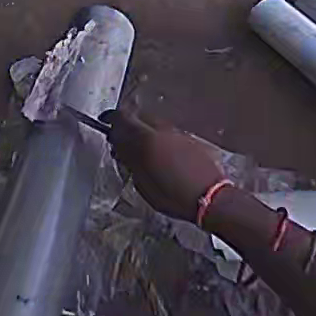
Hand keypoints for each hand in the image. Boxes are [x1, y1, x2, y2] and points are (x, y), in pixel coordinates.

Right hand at [100, 109, 227, 220]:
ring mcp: (178, 133)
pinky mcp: (191, 140)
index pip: (122, 117)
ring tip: (141, 148)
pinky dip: (158, 137)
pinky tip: (160, 154)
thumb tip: (120, 147)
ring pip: (154, 123)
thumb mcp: (142, 182)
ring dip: (143, 130)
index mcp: (146, 138)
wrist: (212, 199)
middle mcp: (162, 130)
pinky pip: (168, 132)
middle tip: (121, 139)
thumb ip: (129, 160)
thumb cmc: (172, 195)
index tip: (104, 124)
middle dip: (127, 124)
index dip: (110, 119)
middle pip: (139, 116)